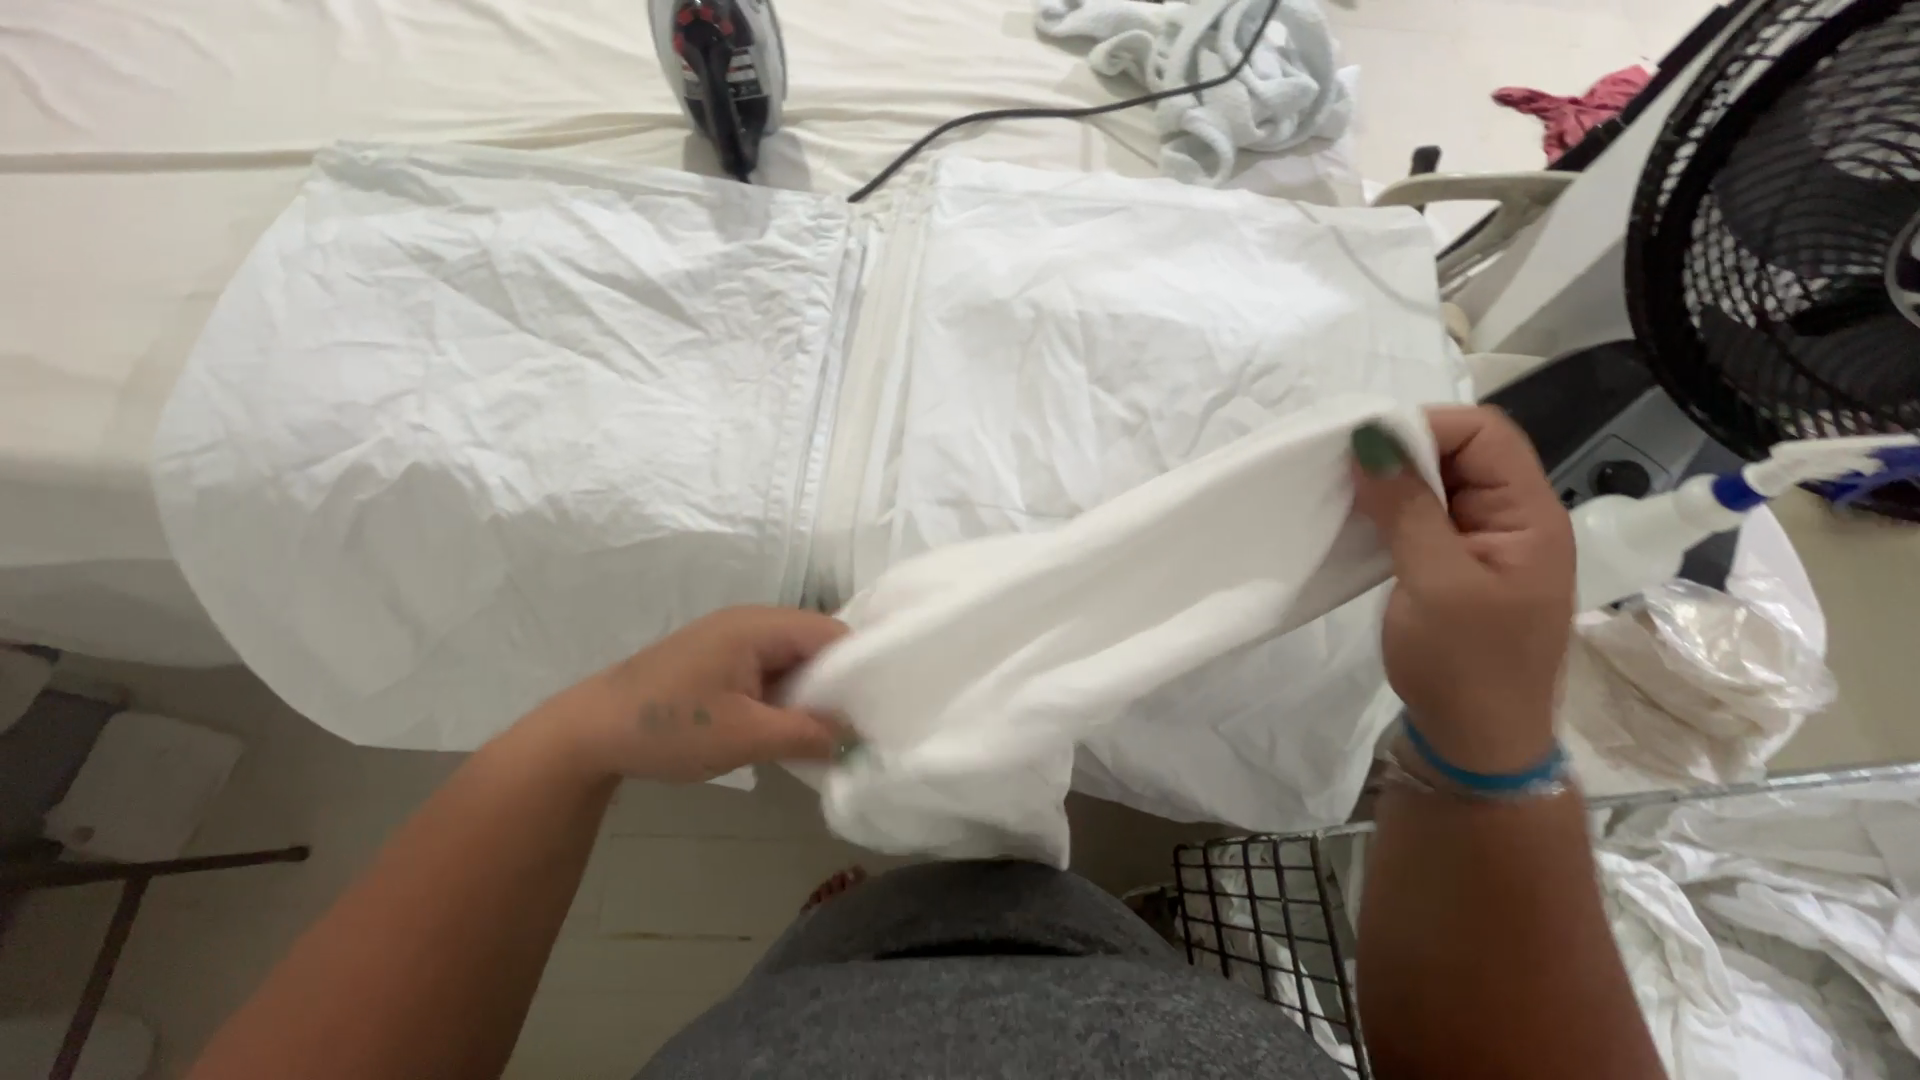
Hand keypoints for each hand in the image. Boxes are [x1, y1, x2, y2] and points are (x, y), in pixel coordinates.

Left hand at [524, 607, 848, 783]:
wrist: (588, 733)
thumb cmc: (670, 727)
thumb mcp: (746, 737)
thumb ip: (807, 734)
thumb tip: (856, 738)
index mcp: (759, 626)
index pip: (833, 634)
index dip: (861, 668)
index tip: (879, 708)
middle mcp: (750, 623)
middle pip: (815, 644)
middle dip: (836, 685)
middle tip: (857, 727)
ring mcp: (731, 641)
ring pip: (792, 661)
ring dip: (808, 695)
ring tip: (827, 733)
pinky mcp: (718, 661)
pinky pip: (768, 672)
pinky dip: (784, 697)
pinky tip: (788, 729)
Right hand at [1351, 406, 1574, 771]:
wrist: (1478, 741)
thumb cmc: (1465, 665)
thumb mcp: (1434, 582)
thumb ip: (1407, 508)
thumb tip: (1371, 440)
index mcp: (1530, 516)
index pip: (1485, 435)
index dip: (1425, 427)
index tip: (1361, 447)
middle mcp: (1515, 519)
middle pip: (1464, 453)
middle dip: (1404, 451)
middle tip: (1344, 470)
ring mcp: (1487, 544)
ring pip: (1442, 485)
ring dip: (1394, 482)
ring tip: (1345, 493)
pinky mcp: (1458, 566)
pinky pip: (1428, 518)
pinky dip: (1393, 511)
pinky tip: (1361, 521)